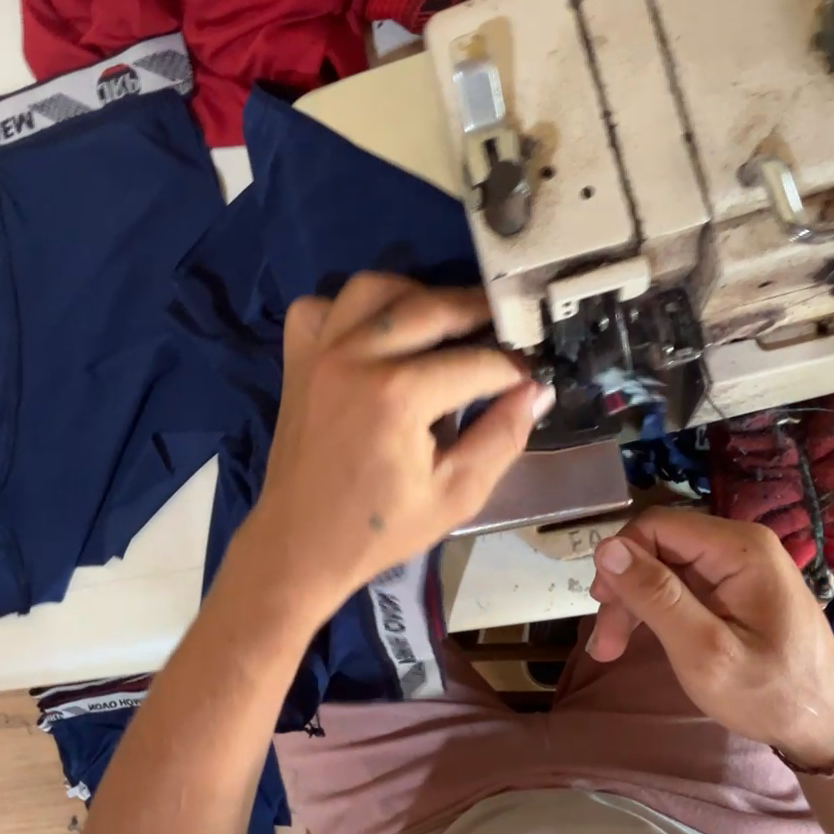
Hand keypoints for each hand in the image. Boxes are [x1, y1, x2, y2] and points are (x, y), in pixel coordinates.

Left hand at [245, 272, 552, 606]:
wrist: (300, 544)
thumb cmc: (379, 529)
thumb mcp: (456, 495)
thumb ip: (502, 437)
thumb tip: (537, 389)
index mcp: (397, 397)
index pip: (475, 362)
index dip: (513, 367)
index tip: (531, 374)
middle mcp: (355, 359)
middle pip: (430, 306)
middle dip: (477, 311)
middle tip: (505, 325)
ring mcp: (319, 353)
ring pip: (374, 289)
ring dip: (415, 296)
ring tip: (443, 323)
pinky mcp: (296, 360)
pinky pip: (321, 308)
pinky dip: (349, 310)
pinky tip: (374, 335)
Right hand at [587, 509, 833, 768]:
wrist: (827, 732)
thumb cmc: (769, 695)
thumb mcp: (703, 651)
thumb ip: (656, 596)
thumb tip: (606, 547)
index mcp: (740, 549)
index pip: (656, 525)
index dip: (620, 559)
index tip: (602, 606)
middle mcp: (740, 545)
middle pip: (657, 546)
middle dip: (625, 589)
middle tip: (605, 643)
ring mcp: (739, 566)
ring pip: (662, 566)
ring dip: (633, 603)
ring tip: (612, 649)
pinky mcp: (735, 587)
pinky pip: (680, 583)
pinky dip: (655, 610)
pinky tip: (638, 638)